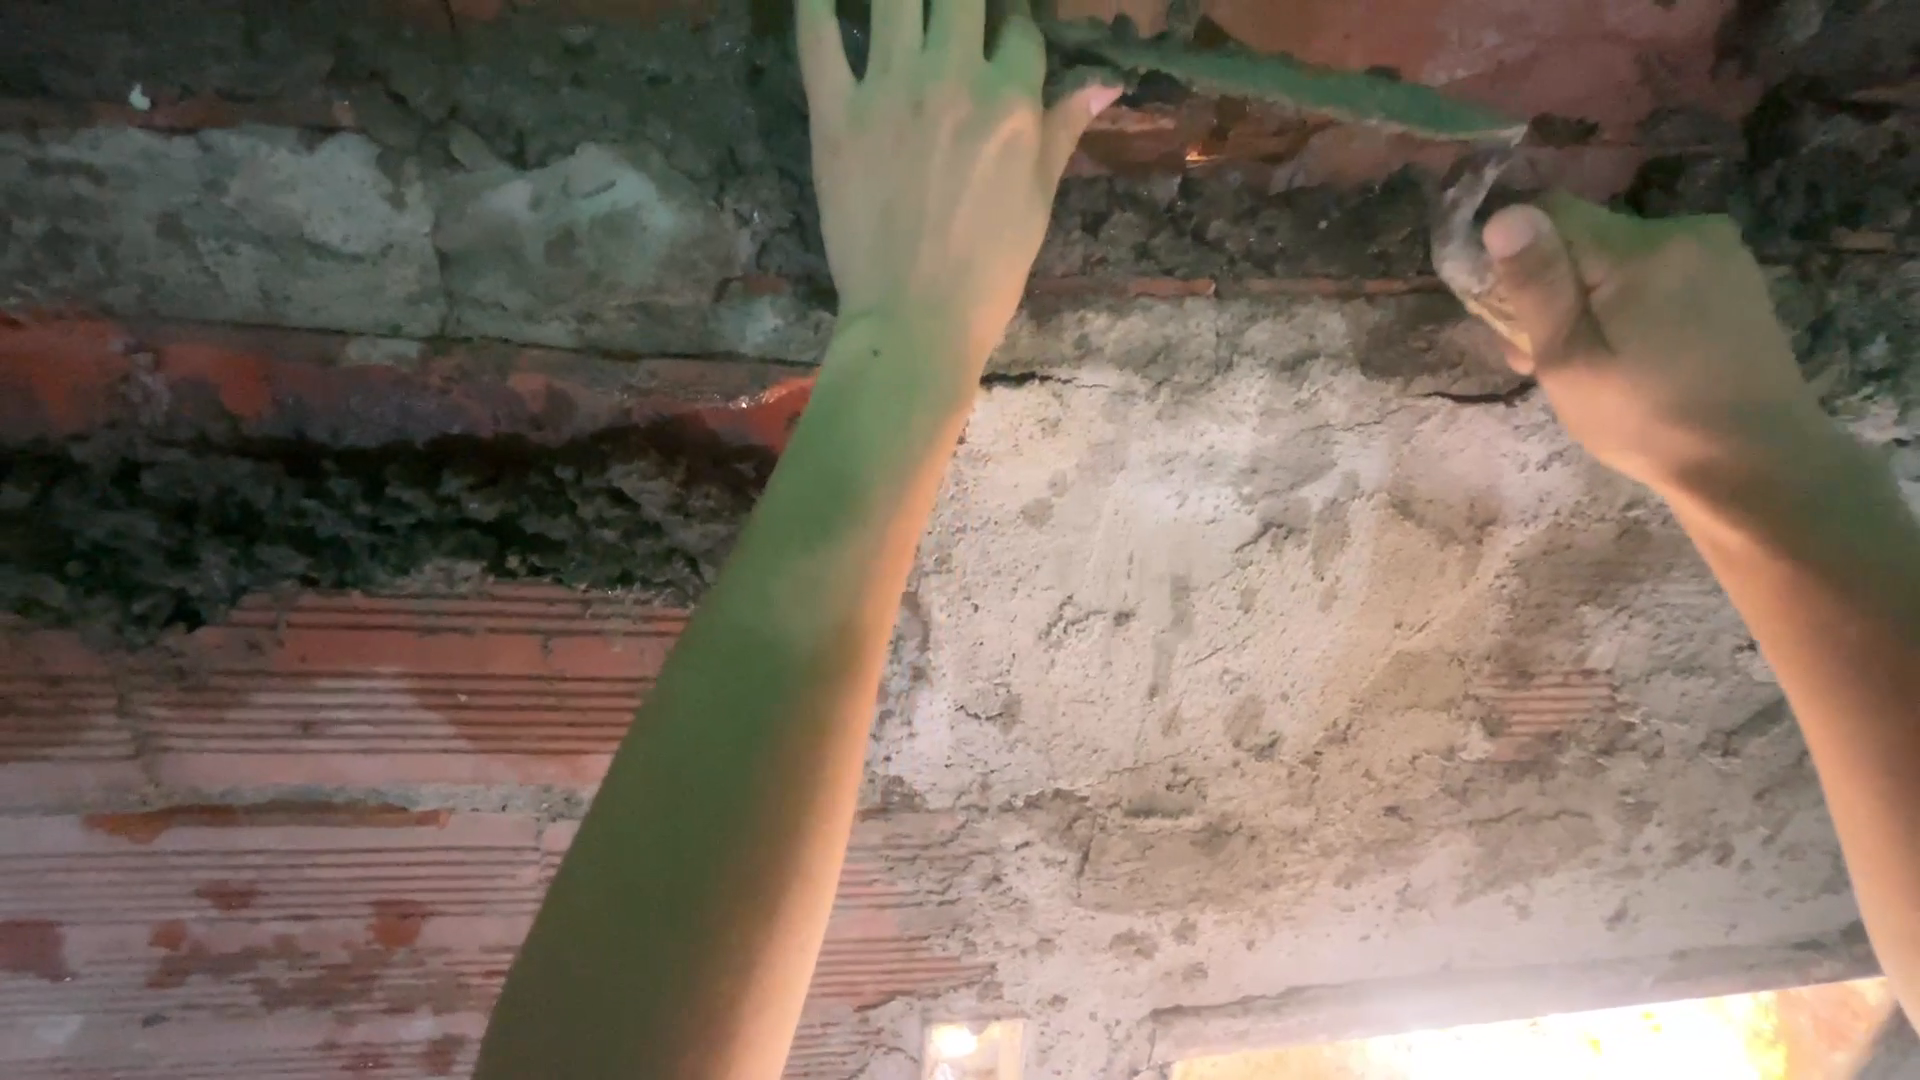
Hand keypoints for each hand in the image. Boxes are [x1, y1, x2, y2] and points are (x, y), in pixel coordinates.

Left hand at [797, 0, 1119, 364]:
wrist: (916, 320)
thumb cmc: (988, 274)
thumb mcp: (1038, 204)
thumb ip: (1062, 133)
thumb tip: (1104, 84)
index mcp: (1011, 102)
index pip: (1020, 31)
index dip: (1014, 29)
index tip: (1002, 41)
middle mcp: (952, 77)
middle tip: (952, 12)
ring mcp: (888, 91)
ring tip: (903, 5)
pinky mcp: (834, 114)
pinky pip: (817, 35)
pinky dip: (815, 2)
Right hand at [1482, 195, 1828, 497]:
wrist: (1753, 458)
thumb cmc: (1641, 416)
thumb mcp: (1568, 357)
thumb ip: (1536, 285)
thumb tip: (1504, 214)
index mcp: (1640, 249)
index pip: (1546, 211)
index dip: (1508, 250)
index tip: (1495, 304)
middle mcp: (1684, 230)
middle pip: (1579, 237)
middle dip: (1544, 286)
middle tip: (1535, 355)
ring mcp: (1714, 251)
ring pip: (1609, 258)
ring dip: (1578, 299)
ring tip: (1576, 362)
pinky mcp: (1726, 275)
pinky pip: (1646, 272)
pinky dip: (1616, 304)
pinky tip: (1620, 351)